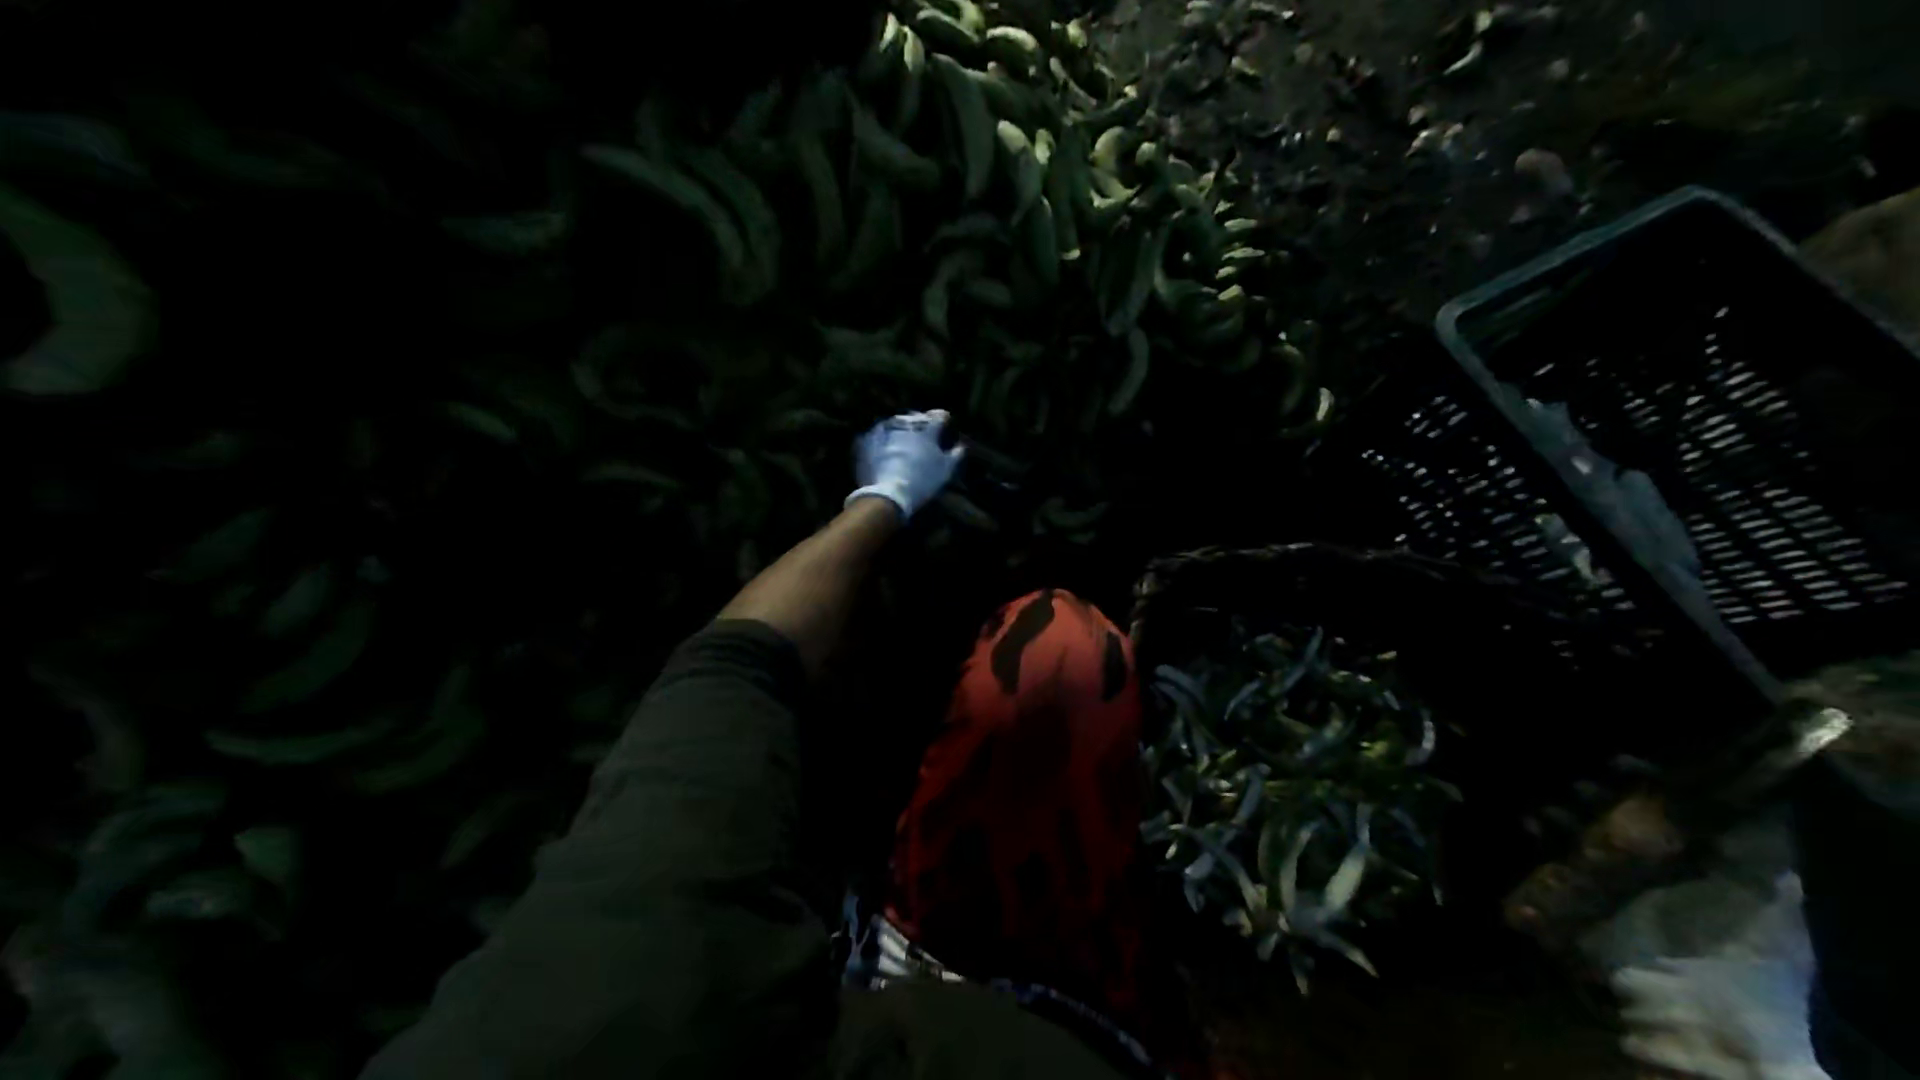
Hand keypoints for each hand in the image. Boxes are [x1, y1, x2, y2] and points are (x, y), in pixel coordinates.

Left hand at [846, 409, 964, 519]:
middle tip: (922, 431)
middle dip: (920, 422)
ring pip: (895, 422)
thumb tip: (961, 446)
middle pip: (915, 417)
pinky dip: (880, 437)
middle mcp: (906, 425)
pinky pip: (875, 434)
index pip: (939, 416)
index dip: (942, 419)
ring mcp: (884, 430)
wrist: (888, 493)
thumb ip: (955, 456)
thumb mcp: (944, 471)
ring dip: (899, 427)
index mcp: (927, 431)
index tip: (944, 423)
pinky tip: (882, 445)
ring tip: (900, 437)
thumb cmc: (922, 482)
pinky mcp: (867, 440)